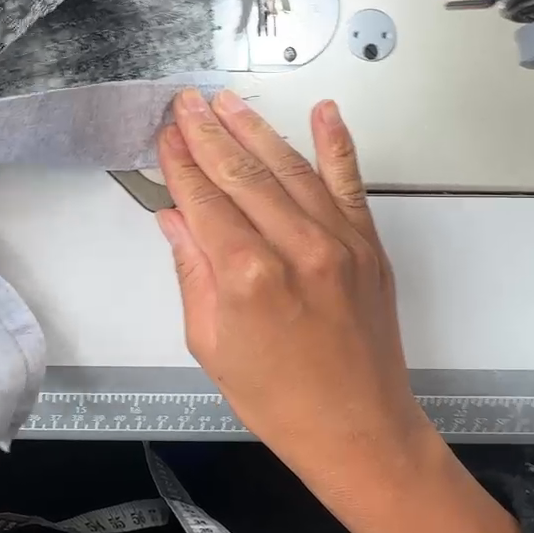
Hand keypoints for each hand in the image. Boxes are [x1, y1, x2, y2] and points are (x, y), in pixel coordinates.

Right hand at [157, 88, 517, 532]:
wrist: (357, 431)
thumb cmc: (275, 398)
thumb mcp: (210, 342)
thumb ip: (192, 272)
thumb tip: (175, 219)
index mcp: (246, 275)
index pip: (204, 200)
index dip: (180, 163)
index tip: (165, 135)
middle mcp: (295, 247)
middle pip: (242, 174)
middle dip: (208, 134)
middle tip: (186, 102)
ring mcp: (339, 241)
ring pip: (290, 168)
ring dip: (255, 130)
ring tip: (227, 101)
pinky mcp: (368, 246)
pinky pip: (349, 184)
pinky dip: (338, 145)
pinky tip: (326, 113)